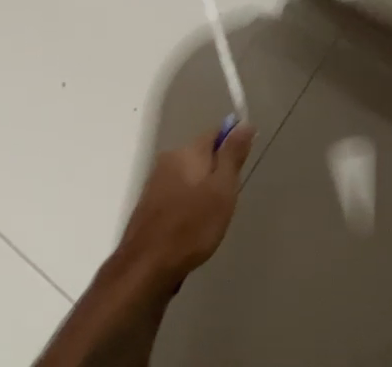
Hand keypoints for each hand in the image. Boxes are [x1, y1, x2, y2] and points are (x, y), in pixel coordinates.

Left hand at [114, 122, 255, 288]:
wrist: (147, 267)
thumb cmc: (191, 227)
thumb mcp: (222, 190)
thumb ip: (232, 156)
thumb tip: (244, 124)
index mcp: (186, 152)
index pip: (215, 133)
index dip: (233, 144)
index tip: (243, 167)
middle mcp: (168, 160)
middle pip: (202, 156)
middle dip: (218, 173)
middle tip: (228, 201)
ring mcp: (155, 183)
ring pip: (190, 177)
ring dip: (204, 191)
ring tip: (212, 219)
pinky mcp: (149, 205)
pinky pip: (178, 194)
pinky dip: (189, 205)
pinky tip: (193, 228)